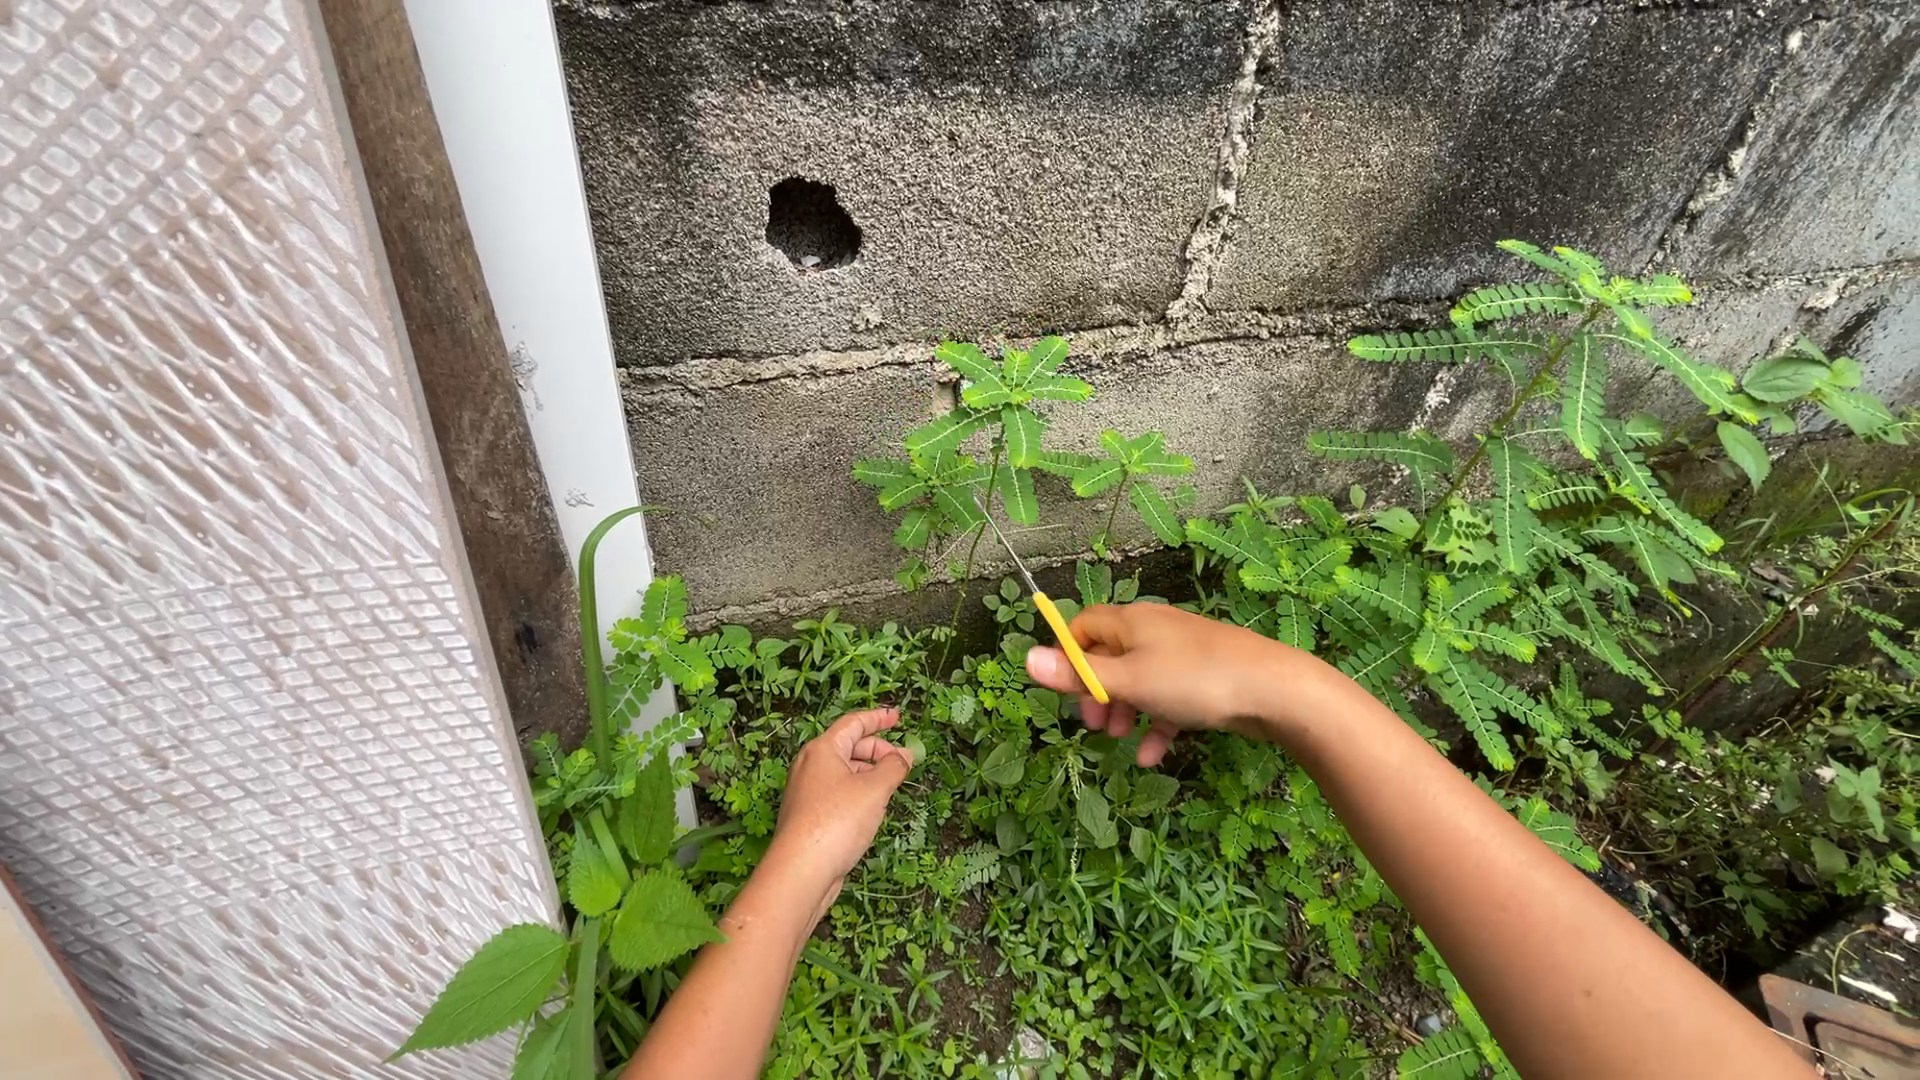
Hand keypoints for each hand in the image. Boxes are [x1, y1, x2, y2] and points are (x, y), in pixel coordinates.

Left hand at [768, 708, 914, 916]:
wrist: (800, 871)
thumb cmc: (837, 821)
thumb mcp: (874, 789)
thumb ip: (893, 767)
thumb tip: (904, 755)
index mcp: (823, 749)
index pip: (853, 723)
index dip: (878, 718)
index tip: (897, 717)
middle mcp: (811, 765)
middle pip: (849, 747)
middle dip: (878, 750)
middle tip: (903, 761)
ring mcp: (807, 791)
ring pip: (844, 772)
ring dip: (870, 773)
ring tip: (891, 786)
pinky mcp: (808, 815)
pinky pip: (838, 792)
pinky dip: (858, 792)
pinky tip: (871, 809)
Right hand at [1026, 603, 1323, 765]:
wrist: (1277, 690)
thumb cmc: (1194, 679)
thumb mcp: (1129, 681)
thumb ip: (1078, 675)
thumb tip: (1025, 659)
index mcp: (1131, 622)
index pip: (1083, 626)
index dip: (1067, 655)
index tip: (1064, 690)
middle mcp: (1153, 631)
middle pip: (1109, 656)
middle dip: (1095, 691)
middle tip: (1092, 724)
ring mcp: (1181, 655)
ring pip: (1138, 680)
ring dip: (1123, 710)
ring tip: (1119, 739)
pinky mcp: (1203, 680)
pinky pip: (1168, 698)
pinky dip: (1155, 723)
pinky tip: (1151, 755)